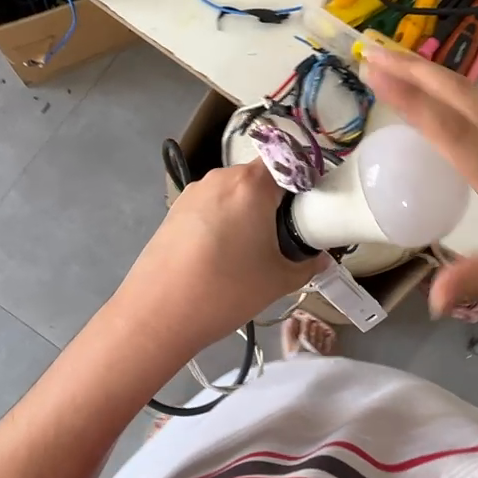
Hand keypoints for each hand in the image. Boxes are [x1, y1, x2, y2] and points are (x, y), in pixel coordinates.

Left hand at [110, 161, 326, 357]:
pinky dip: (223, 221)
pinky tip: (220, 255)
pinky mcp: (175, 209)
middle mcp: (221, 177)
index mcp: (252, 184)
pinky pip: (211, 206)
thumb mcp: (278, 280)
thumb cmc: (226, 289)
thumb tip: (320, 258)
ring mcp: (194, 191)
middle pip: (260, 178)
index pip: (288, 164)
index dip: (303, 183)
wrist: (157, 313)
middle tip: (283, 238)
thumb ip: (307, 264)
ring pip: (233, 193)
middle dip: (274, 202)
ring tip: (249, 252)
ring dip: (247, 212)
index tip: (309, 211)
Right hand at [362, 50, 477, 313]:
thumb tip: (431, 301)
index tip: (372, 66)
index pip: (447, 128)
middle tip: (373, 49)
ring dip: (439, 80)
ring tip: (408, 71)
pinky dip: (469, 100)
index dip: (407, 97)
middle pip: (459, 94)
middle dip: (412, 69)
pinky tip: (467, 114)